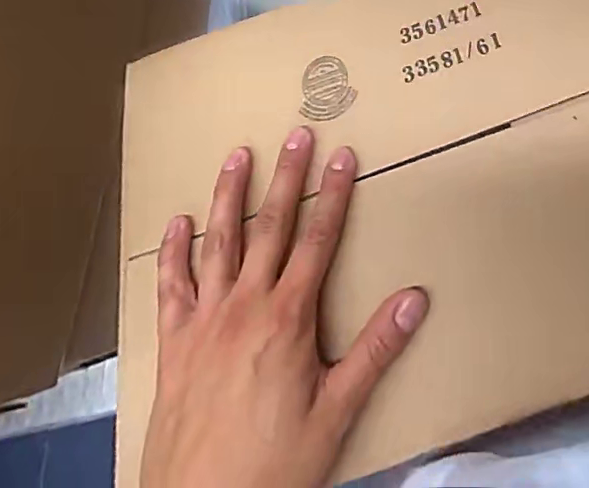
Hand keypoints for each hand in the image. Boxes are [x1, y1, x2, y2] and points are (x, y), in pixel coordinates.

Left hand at [141, 127, 428, 487]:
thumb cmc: (275, 464)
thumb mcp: (337, 411)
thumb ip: (376, 349)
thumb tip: (416, 297)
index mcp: (288, 316)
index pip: (318, 239)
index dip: (334, 193)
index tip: (343, 154)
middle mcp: (245, 306)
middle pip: (270, 227)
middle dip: (286, 177)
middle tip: (295, 134)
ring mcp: (204, 323)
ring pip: (218, 244)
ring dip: (229, 196)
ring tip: (237, 155)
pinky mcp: (172, 346)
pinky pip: (172, 288)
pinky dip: (174, 253)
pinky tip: (176, 224)